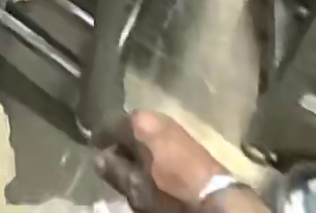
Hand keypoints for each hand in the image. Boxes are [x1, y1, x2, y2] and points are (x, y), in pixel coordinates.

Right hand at [95, 110, 227, 209]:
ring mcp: (173, 125)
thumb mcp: (138, 188)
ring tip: (137, 168)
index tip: (96, 153)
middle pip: (128, 126)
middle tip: (116, 163)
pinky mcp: (189, 138)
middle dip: (121, 143)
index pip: (107, 123)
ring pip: (146, 133)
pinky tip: (156, 168)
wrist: (220, 200)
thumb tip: (99, 158)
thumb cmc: (172, 192)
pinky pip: (162, 140)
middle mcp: (153, 115)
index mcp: (137, 121)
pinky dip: (154, 151)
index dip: (99, 138)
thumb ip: (115, 171)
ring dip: (139, 147)